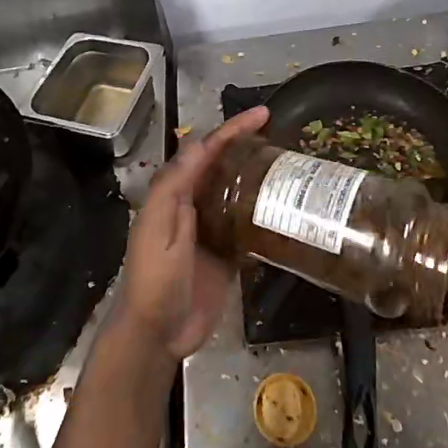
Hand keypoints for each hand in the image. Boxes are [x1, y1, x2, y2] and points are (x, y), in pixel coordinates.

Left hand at [112, 106, 269, 359]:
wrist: (158, 333)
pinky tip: (288, 208)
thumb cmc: (154, 279)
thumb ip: (174, 187)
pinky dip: (264, 214)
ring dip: (259, 178)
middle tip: (283, 137)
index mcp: (174, 196)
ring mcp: (211, 231)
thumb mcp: (157, 229)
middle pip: (223, 168)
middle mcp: (193, 207)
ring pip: (237, 194)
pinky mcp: (227, 255)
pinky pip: (248, 227)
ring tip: (293, 166)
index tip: (263, 114)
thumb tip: (198, 144)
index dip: (232, 131)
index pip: (205, 153)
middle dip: (248, 148)